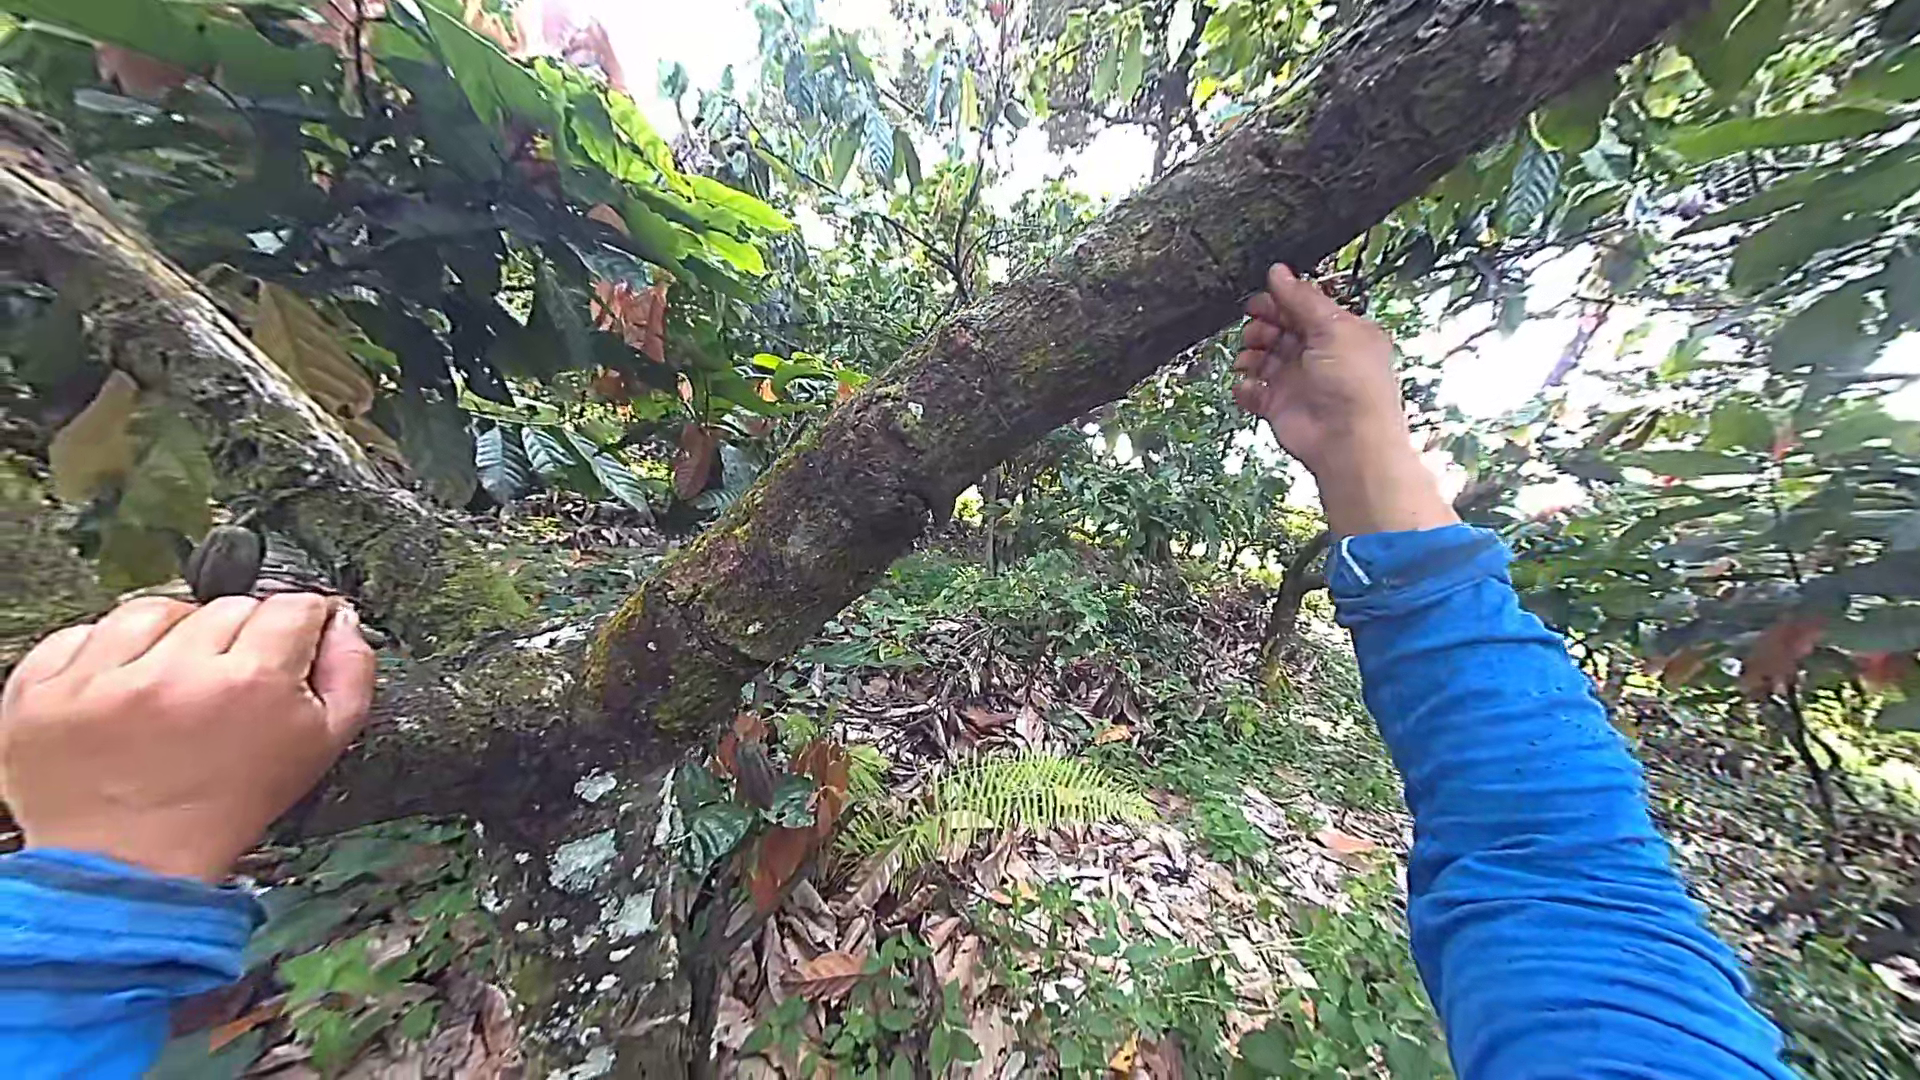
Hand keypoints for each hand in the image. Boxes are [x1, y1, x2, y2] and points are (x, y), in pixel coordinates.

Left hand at [1, 593, 373, 881]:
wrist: (136, 852)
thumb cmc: (241, 791)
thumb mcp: (333, 731)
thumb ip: (353, 665)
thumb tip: (342, 619)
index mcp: (253, 680)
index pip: (294, 605)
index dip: (309, 617)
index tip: (304, 632)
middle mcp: (174, 673)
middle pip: (231, 605)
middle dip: (249, 629)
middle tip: (247, 668)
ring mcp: (98, 682)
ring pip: (157, 609)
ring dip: (182, 629)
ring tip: (187, 666)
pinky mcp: (38, 694)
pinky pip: (81, 632)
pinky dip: (114, 645)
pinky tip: (136, 675)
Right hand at [1232, 263, 1456, 535]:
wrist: (1346, 437)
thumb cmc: (1352, 382)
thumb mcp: (1331, 327)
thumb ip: (1300, 299)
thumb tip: (1278, 272)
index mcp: (1339, 332)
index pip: (1303, 309)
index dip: (1279, 303)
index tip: (1258, 301)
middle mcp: (1317, 355)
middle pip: (1280, 332)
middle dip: (1262, 328)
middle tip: (1254, 330)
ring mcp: (1296, 381)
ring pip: (1263, 359)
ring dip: (1250, 355)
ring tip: (1248, 359)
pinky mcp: (1278, 405)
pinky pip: (1252, 392)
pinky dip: (1244, 387)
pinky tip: (1246, 384)